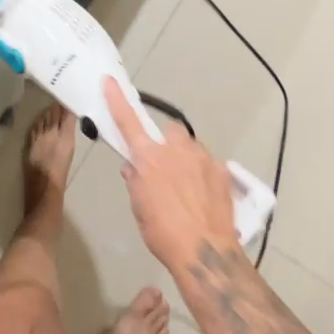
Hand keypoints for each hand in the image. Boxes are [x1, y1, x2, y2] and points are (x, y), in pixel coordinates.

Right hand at [105, 77, 240, 266]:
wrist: (204, 251)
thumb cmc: (163, 233)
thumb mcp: (140, 209)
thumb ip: (136, 183)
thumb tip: (133, 169)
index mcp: (148, 158)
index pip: (128, 122)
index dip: (117, 100)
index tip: (111, 82)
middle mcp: (175, 150)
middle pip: (169, 132)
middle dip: (167, 143)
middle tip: (166, 167)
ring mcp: (202, 157)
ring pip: (191, 147)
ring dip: (187, 158)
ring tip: (189, 186)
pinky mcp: (222, 170)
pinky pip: (209, 164)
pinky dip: (205, 175)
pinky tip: (206, 197)